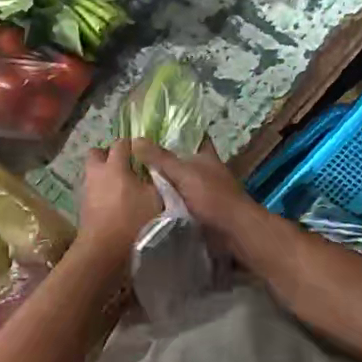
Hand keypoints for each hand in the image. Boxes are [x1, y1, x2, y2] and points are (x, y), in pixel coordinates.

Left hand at [72, 141, 163, 269]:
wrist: (104, 251)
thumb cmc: (133, 221)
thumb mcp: (157, 199)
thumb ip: (158, 180)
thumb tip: (158, 170)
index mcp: (114, 166)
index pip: (121, 143)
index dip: (133, 145)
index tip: (144, 154)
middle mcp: (96, 173)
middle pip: (97, 153)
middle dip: (109, 155)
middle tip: (126, 166)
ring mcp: (86, 190)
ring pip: (93, 172)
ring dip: (105, 175)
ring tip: (123, 188)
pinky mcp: (83, 207)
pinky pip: (93, 190)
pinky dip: (102, 192)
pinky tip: (115, 204)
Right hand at [130, 137, 257, 235]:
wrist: (232, 232)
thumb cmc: (213, 197)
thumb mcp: (184, 174)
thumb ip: (160, 159)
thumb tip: (134, 139)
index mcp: (204, 156)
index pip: (190, 136)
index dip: (172, 131)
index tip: (149, 129)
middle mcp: (201, 170)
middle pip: (177, 160)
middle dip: (157, 158)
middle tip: (128, 155)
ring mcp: (198, 191)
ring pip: (174, 181)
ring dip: (157, 182)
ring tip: (129, 176)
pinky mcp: (195, 210)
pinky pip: (174, 201)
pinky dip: (162, 200)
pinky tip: (141, 199)